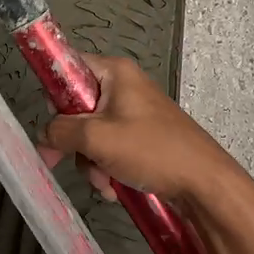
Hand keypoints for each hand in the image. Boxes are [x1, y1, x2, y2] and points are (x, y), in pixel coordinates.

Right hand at [38, 55, 243, 204]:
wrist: (208, 186)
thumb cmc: (153, 150)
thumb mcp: (96, 137)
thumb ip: (60, 131)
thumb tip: (45, 136)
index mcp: (114, 72)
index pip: (68, 66)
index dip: (54, 92)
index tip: (53, 121)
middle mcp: (124, 87)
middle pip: (77, 105)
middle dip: (74, 139)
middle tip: (70, 160)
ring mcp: (135, 113)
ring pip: (92, 131)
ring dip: (90, 160)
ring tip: (103, 181)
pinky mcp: (144, 138)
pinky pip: (110, 146)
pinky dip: (107, 166)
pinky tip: (114, 187)